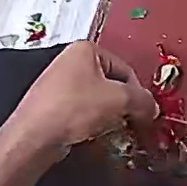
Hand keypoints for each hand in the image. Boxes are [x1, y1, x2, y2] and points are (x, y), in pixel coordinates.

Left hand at [2, 42, 158, 160]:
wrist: (34, 136)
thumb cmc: (75, 108)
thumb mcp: (119, 100)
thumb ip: (142, 100)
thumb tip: (152, 107)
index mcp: (86, 49)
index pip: (125, 69)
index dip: (137, 91)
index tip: (143, 111)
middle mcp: (70, 61)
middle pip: (111, 83)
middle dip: (123, 104)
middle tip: (130, 121)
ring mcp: (59, 83)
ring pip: (97, 98)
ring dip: (108, 114)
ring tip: (108, 128)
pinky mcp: (53, 104)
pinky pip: (82, 109)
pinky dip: (91, 121)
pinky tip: (90, 132)